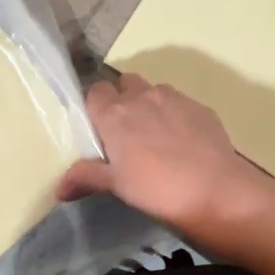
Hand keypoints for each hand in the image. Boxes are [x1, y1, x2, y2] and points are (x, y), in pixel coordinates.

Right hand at [58, 73, 267, 233]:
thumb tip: (58, 188)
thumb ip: (86, 178)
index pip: (94, 92)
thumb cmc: (156, 189)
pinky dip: (174, 115)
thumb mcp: (116, 186)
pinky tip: (181, 142)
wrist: (216, 191)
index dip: (94, 107)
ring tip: (153, 136)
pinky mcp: (200, 107)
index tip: (97, 129)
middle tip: (124, 132)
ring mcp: (174, 98)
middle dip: (121, 100)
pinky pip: (179, 103)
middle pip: (124, 84)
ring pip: (153, 90)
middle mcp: (142, 96)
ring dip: (148, 105)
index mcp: (114, 113)